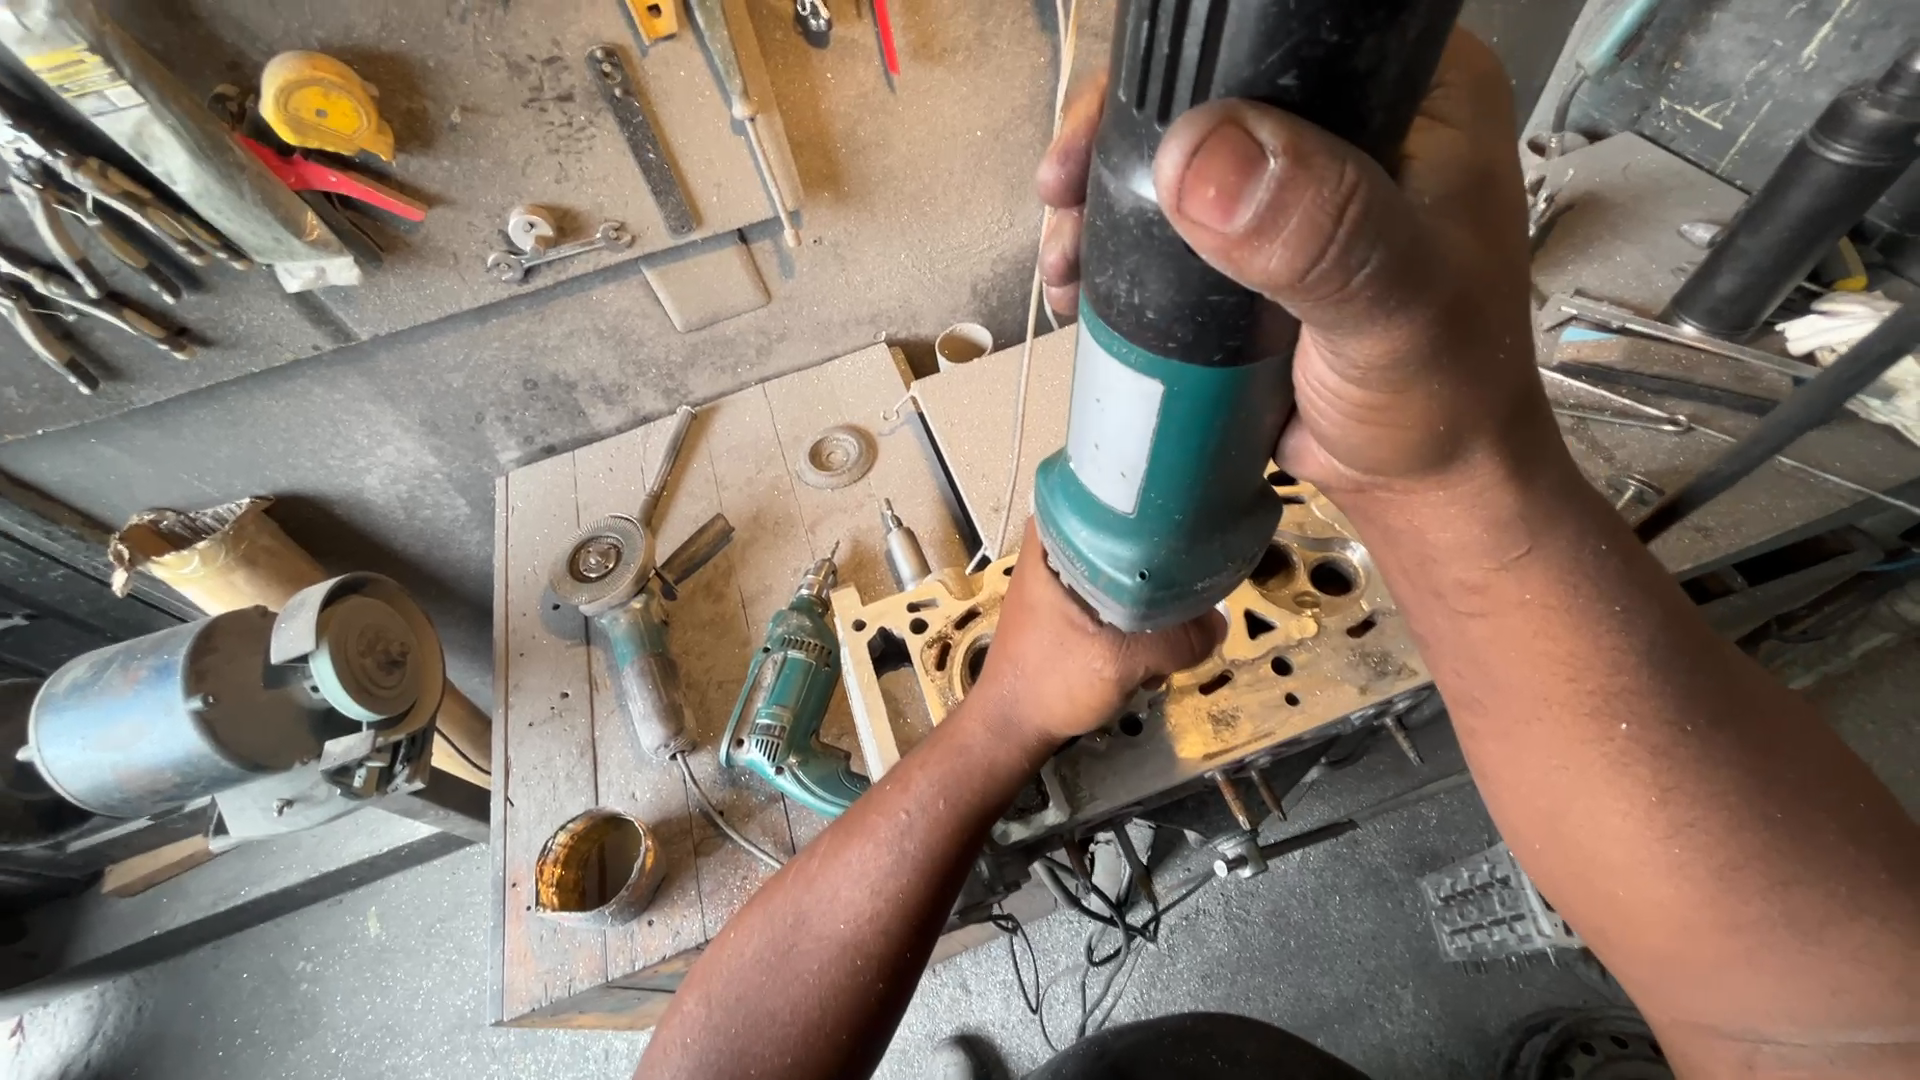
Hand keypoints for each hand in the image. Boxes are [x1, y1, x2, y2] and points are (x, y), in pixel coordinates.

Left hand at [969, 519, 1223, 748]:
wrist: (1014, 725)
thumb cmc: (1050, 681)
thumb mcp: (1120, 659)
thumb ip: (1176, 638)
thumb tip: (1218, 622)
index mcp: (1054, 535)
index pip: (1114, 495)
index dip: (1157, 507)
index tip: (1195, 522)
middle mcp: (1057, 543)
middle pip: (1128, 533)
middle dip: (1162, 565)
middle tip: (1190, 585)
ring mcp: (1065, 574)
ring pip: (1128, 569)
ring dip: (1152, 600)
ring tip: (1168, 629)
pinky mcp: (1073, 603)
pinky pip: (1120, 595)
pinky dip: (1139, 616)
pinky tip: (1151, 645)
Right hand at [1038, 29, 1555, 497]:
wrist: (1414, 477)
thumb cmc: (1434, 391)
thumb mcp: (1390, 304)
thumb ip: (1317, 231)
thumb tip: (1195, 158)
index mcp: (1404, 98)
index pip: (1275, 40)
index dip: (1176, 74)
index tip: (1096, 134)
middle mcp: (1336, 135)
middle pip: (1199, 108)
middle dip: (1110, 153)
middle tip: (1059, 201)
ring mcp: (1283, 204)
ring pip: (1168, 179)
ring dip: (1098, 215)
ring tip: (1063, 266)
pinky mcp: (1243, 263)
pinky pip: (1163, 244)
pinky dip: (1113, 263)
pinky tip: (1081, 292)